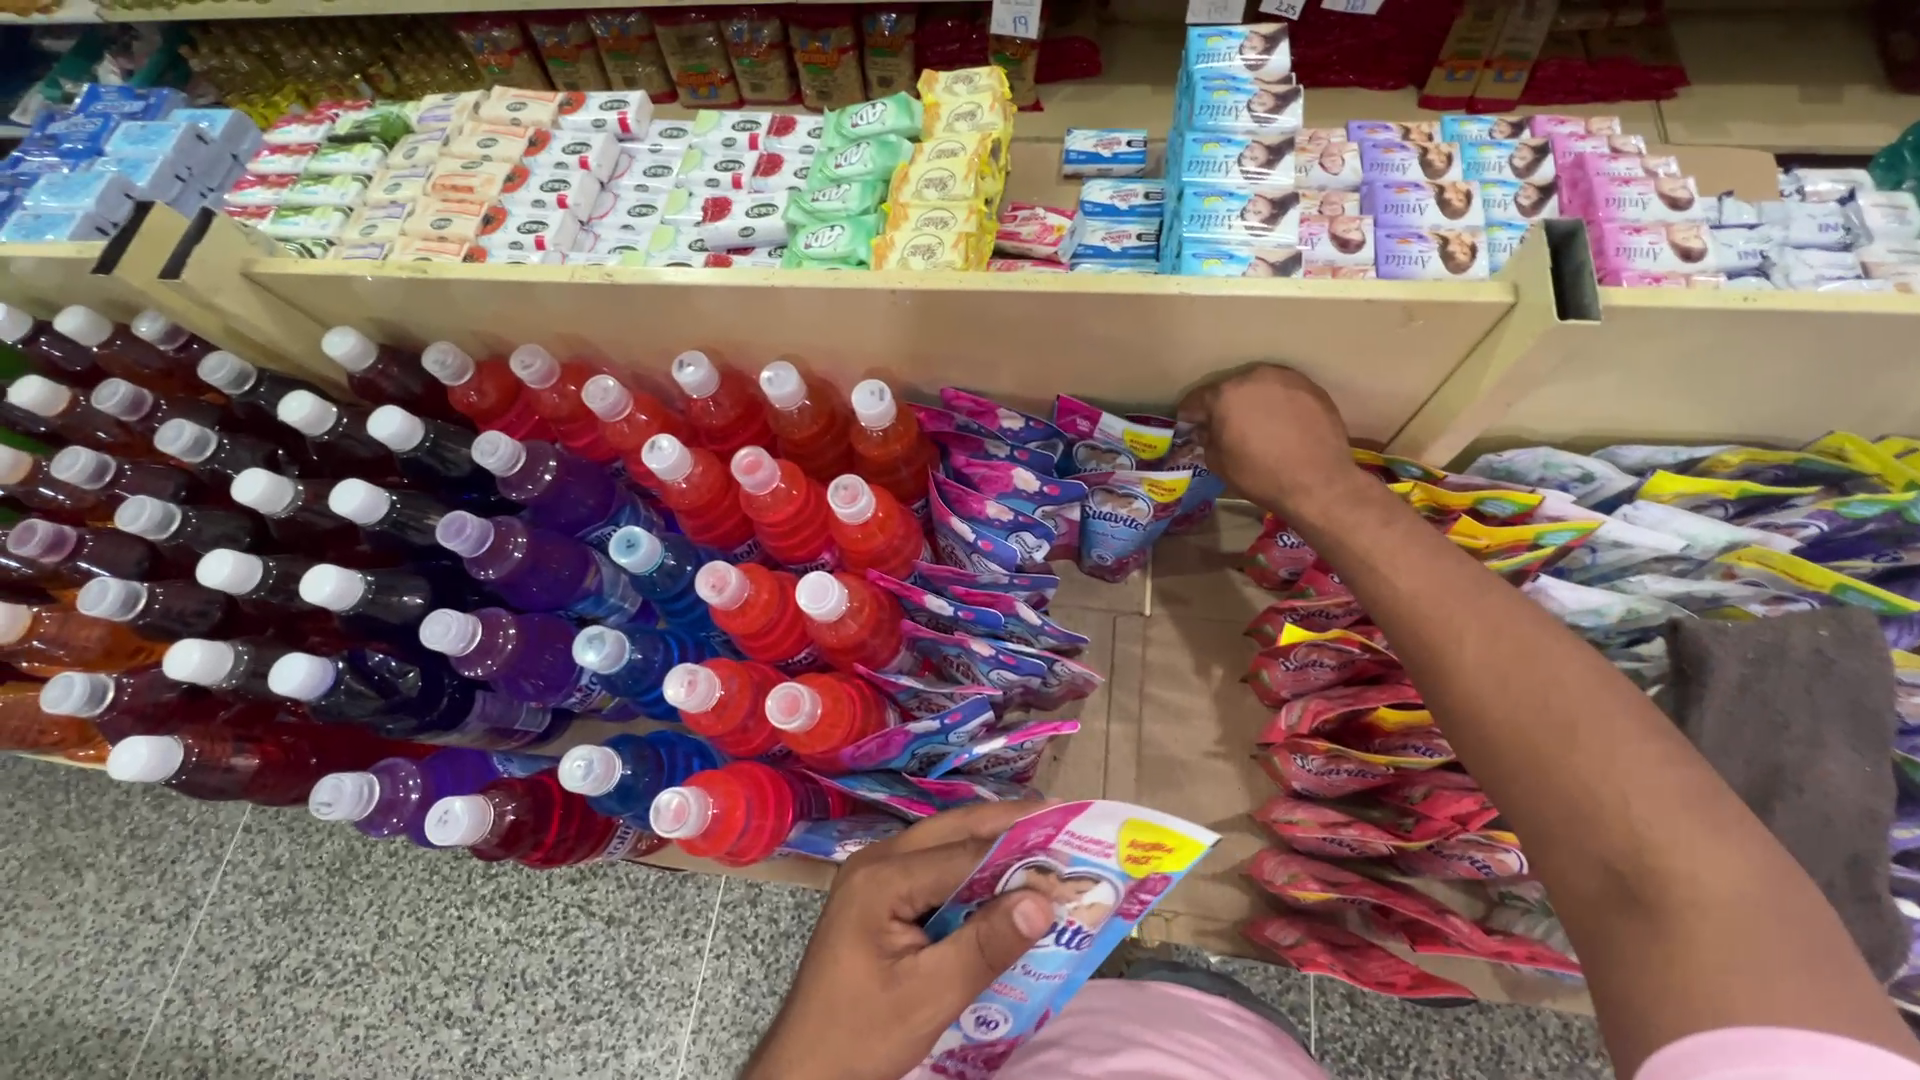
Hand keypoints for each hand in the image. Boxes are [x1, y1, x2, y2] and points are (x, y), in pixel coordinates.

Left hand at [743, 802, 1054, 1079]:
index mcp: (882, 876)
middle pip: (954, 831)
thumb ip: (985, 945)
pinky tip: (1002, 885)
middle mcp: (877, 860)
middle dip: (1009, 828)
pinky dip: (972, 872)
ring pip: (945, 845)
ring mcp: (875, 875)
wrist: (806, 1068)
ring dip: (992, 847)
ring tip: (1043, 847)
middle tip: (1063, 824)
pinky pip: (934, 869)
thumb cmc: (862, 1033)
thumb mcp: (929, 996)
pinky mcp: (880, 896)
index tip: (1072, 847)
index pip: (965, 852)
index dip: (1020, 851)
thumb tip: (1043, 901)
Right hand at [1177, 364, 1363, 517]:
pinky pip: (1285, 393)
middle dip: (1224, 407)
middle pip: (1230, 389)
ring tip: (1258, 425)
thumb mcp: (1219, 464)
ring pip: (1259, 387)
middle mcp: (1254, 377)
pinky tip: (1283, 425)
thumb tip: (1207, 431)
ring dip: (1253, 402)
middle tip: (1227, 428)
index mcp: (1224, 394)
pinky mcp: (1312, 387)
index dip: (1190, 416)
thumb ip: (1207, 440)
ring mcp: (1286, 379)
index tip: (1190, 428)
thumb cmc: (1261, 476)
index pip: (1196, 400)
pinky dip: (1279, 405)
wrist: (1318, 483)